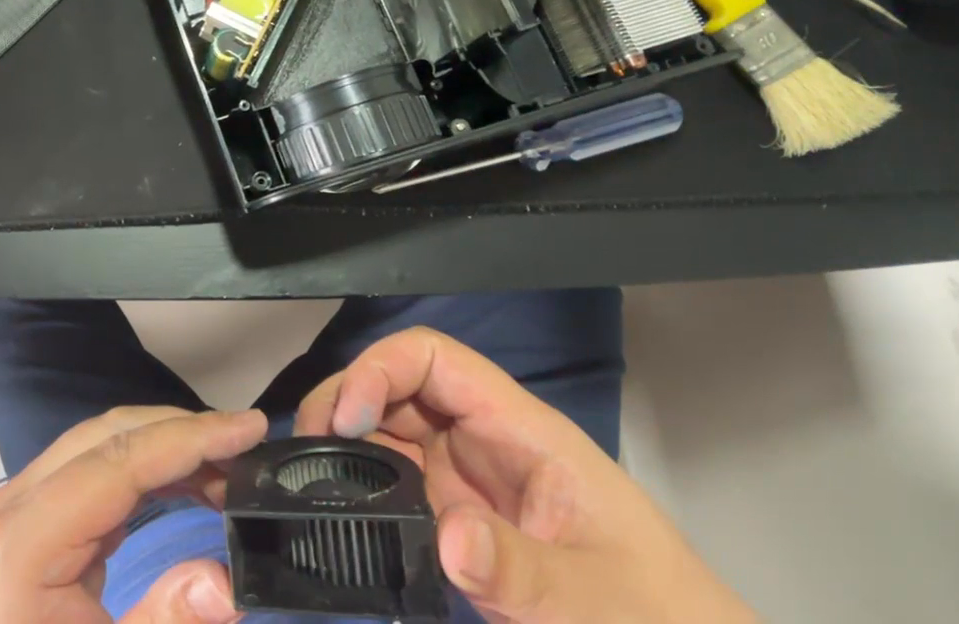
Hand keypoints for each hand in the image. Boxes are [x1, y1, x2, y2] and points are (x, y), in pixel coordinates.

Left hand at [0, 405, 267, 623]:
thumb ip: (165, 621)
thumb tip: (228, 580)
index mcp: (27, 539)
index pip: (117, 460)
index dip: (187, 438)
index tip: (249, 429)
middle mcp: (19, 504)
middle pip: (109, 437)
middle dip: (184, 431)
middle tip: (250, 444)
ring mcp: (25, 505)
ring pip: (104, 444)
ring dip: (170, 445)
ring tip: (233, 469)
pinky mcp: (38, 515)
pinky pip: (97, 469)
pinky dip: (149, 468)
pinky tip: (191, 482)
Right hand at [296, 328, 756, 623]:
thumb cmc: (656, 621)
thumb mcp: (593, 602)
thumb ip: (522, 569)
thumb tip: (446, 533)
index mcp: (520, 432)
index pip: (435, 361)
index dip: (380, 369)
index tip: (344, 420)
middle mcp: (483, 443)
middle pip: (397, 387)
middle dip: (344, 400)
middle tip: (303, 451)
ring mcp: (465, 482)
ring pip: (386, 429)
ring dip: (341, 439)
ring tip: (303, 476)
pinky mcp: (452, 520)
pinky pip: (391, 481)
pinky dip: (353, 482)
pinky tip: (331, 506)